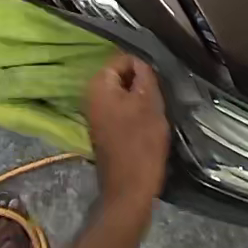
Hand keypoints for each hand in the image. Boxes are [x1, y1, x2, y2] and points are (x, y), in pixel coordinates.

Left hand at [83, 53, 170, 215]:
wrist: (129, 189)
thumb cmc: (141, 142)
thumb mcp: (149, 102)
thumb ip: (144, 75)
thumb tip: (141, 62)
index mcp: (98, 84)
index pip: (123, 58)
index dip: (143, 67)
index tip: (158, 82)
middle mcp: (90, 94)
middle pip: (121, 75)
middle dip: (140, 82)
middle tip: (158, 97)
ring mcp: (94, 113)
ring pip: (121, 93)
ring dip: (138, 98)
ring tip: (155, 111)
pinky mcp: (101, 128)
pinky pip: (119, 109)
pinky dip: (132, 112)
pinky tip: (146, 124)